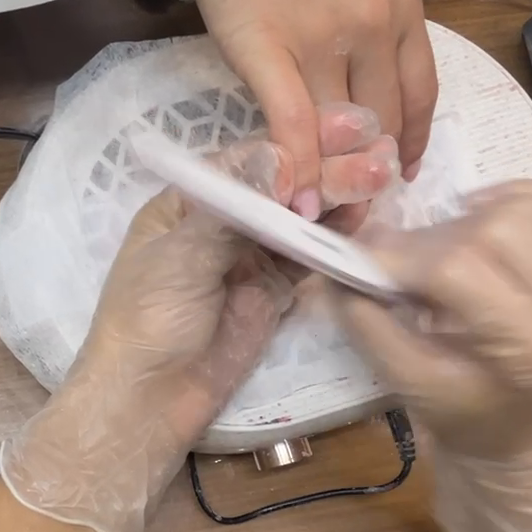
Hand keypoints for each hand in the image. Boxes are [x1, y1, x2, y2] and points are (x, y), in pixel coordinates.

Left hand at [1, 110, 399, 531]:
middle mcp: (221, 222)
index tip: (338, 133)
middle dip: (326, 167)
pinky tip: (364, 217)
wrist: (150, 397)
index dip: (293, 146)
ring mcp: (249, 257)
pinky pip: (308, 257)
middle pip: (280, 185)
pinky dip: (335, 240)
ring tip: (382, 174)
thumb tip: (279, 156)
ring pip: (301, 218)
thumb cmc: (149, 320)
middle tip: (376, 152)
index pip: (246, 160)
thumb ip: (232, 209)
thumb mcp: (181, 257)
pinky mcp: (273, 291)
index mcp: (186, 203)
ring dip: (339, 198)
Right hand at [194, 0, 436, 219]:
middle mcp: (374, 29)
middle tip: (354, 214)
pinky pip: (290, 123)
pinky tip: (294, 200)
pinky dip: (295, 168)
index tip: (396, 181)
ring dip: (332, 182)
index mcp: (402, 10)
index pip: (419, 97)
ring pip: (338, 133)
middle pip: (382, 124)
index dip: (409, 148)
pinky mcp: (269, 49)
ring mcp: (323, 41)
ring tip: (322, 217)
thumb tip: (356, 93)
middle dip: (370, 176)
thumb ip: (369, 30)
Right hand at [334, 182, 531, 531]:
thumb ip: (367, 322)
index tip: (358, 257)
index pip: (459, 270)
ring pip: (522, 208)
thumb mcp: (405, 382)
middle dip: (430, 239)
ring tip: (442, 254)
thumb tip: (338, 261)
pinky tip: (483, 227)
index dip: (399, 255)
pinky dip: (511, 202)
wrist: (530, 436)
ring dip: (466, 221)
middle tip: (398, 261)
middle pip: (493, 229)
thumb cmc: (465, 416)